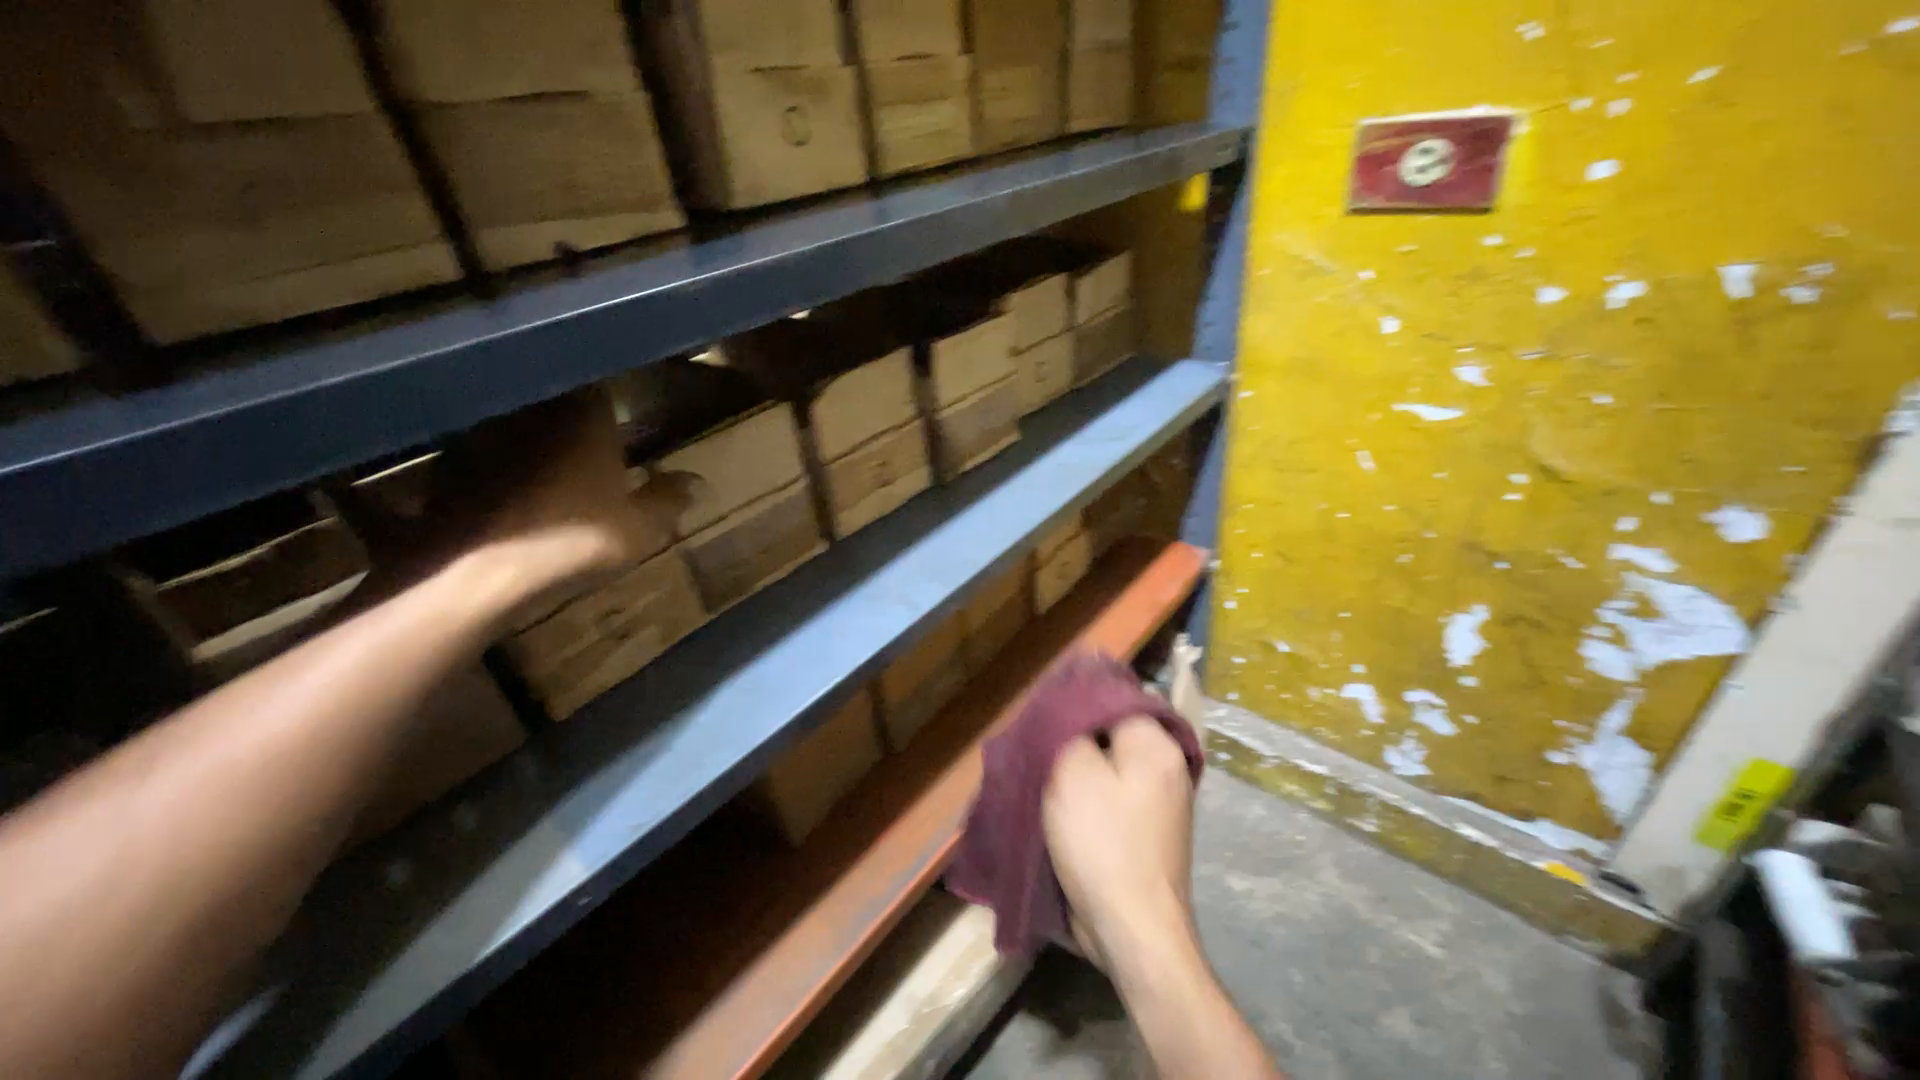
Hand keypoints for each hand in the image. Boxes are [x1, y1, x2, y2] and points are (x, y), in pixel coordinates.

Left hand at [457, 390, 674, 572]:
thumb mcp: (638, 527)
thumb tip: (698, 481)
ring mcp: (485, 432)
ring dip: (533, 442)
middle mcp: (535, 409)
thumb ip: (668, 500)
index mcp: (586, 414)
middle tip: (591, 449)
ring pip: (519, 426)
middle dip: (574, 422)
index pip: (606, 389)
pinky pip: (483, 455)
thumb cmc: (571, 539)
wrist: (474, 569)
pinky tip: (505, 496)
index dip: (616, 404)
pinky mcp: (449, 462)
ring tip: (548, 472)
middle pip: (560, 404)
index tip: (626, 422)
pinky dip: (496, 468)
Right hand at [1043, 716, 1197, 967]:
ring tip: (1041, 771)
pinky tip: (1062, 802)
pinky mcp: (1149, 830)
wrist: (1134, 929)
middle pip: (1112, 728)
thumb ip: (1070, 727)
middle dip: (1074, 733)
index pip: (1113, 694)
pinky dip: (1089, 793)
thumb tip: (1070, 700)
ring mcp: (1163, 800)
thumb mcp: (1072, 774)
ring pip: (1111, 762)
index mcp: (1156, 742)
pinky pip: (1114, 793)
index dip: (1073, 697)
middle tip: (1035, 742)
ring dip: (1078, 765)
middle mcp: (1168, 764)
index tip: (1038, 709)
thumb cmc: (1102, 843)